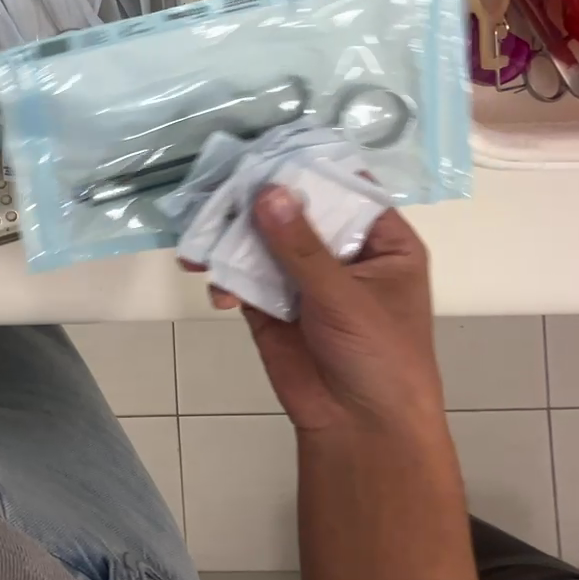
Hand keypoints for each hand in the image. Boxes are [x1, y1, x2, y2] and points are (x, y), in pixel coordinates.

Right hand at [212, 186, 445, 437]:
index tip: (263, 152)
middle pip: (291, 210)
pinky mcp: (265, 298)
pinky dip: (221, 273)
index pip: (343, 191)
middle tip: (214, 188)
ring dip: (227, 238)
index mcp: (379, 243)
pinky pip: (237, 272)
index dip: (307, 171)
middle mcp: (337, 252)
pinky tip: (214, 285)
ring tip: (198, 236)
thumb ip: (301, 247)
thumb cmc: (380, 358)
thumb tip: (267, 191)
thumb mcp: (345, 299)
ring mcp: (299, 275)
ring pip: (257, 238)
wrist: (356, 427)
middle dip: (252, 203)